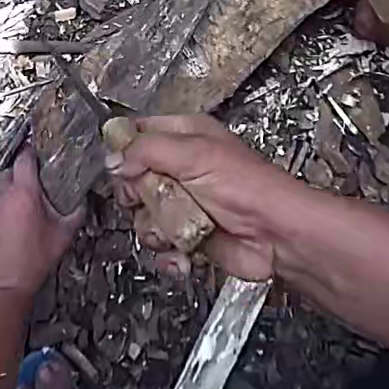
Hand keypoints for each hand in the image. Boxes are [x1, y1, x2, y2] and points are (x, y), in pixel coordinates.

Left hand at [0, 147, 83, 298]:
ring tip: (12, 217)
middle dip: (19, 180)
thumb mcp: (61, 238)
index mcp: (24, 192)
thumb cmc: (32, 263)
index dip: (31, 155)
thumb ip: (75, 214)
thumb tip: (83, 201)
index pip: (25, 158)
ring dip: (3, 199)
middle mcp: (0, 195)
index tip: (36, 158)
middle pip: (9, 174)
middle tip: (28, 195)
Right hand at [105, 115, 310, 280]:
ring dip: (156, 228)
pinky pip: (158, 244)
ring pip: (142, 215)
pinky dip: (168, 255)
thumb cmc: (245, 186)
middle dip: (138, 196)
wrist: (275, 236)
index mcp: (183, 134)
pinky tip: (184, 255)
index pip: (139, 133)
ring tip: (179, 227)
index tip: (122, 168)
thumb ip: (147, 151)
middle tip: (155, 198)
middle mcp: (180, 166)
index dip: (125, 150)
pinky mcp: (186, 234)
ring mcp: (182, 202)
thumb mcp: (193, 154)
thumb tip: (113, 158)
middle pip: (133, 178)